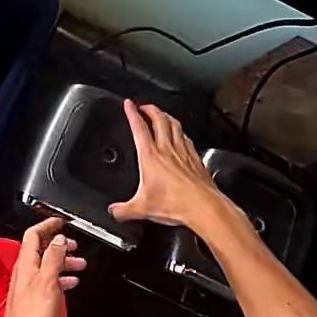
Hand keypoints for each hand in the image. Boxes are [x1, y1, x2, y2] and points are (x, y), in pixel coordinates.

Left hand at [1, 217, 86, 316]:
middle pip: (40, 249)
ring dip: (63, 261)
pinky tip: (70, 283)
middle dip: (59, 244)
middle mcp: (25, 274)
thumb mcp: (48, 283)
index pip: (33, 235)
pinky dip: (61, 277)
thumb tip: (59, 239)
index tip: (61, 222)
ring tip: (79, 264)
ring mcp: (28, 288)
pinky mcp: (33, 302)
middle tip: (74, 244)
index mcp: (26, 265)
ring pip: (46, 265)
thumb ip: (54, 258)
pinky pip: (48, 281)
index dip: (47, 225)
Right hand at [110, 101, 237, 235]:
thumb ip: (123, 210)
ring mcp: (183, 151)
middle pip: (159, 119)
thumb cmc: (176, 203)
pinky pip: (186, 138)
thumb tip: (113, 211)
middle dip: (150, 108)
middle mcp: (168, 149)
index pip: (139, 127)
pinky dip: (181, 132)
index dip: (132, 113)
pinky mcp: (195, 158)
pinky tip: (181, 135)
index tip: (128, 104)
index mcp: (151, 156)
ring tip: (161, 114)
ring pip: (175, 124)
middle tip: (144, 106)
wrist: (202, 206)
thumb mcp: (142, 209)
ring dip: (166, 116)